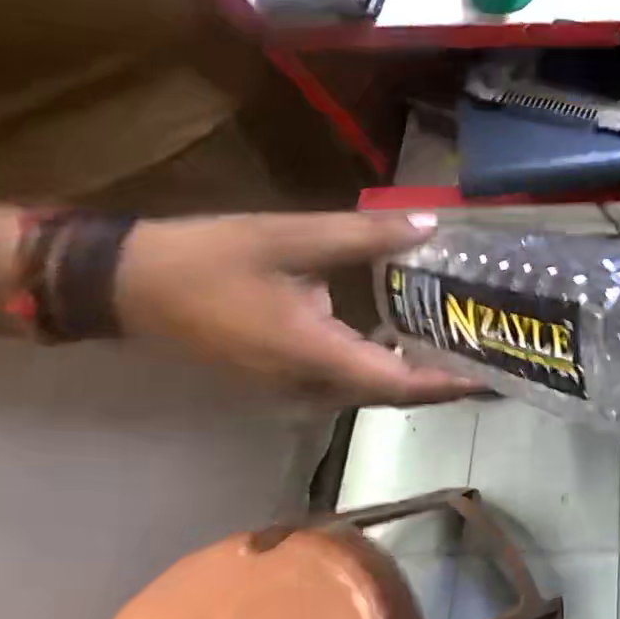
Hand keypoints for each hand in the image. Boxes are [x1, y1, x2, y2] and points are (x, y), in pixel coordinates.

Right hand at [114, 211, 483, 404]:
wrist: (126, 283)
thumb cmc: (210, 259)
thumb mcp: (293, 238)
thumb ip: (366, 235)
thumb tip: (432, 226)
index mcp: (312, 355)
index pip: (396, 382)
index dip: (446, 383)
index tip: (492, 376)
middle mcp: (306, 381)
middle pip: (389, 393)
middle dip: (443, 382)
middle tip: (493, 359)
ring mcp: (290, 382)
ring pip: (369, 389)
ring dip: (417, 375)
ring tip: (465, 348)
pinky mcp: (282, 372)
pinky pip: (348, 378)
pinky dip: (387, 365)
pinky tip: (412, 335)